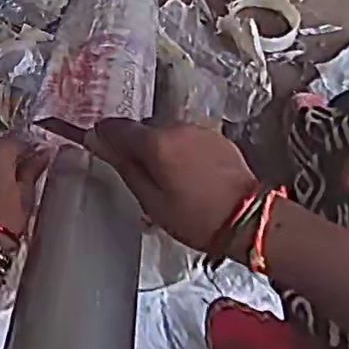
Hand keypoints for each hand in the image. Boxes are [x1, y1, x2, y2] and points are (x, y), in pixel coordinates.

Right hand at [86, 119, 258, 250]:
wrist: (251, 220)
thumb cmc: (196, 217)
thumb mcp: (151, 200)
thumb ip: (124, 166)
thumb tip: (98, 141)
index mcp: (155, 142)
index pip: (117, 127)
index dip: (104, 135)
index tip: (99, 145)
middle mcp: (174, 127)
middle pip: (142, 129)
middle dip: (136, 146)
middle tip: (141, 175)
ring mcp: (197, 129)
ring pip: (165, 132)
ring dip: (160, 147)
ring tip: (170, 178)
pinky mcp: (215, 136)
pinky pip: (186, 137)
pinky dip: (181, 149)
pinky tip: (190, 174)